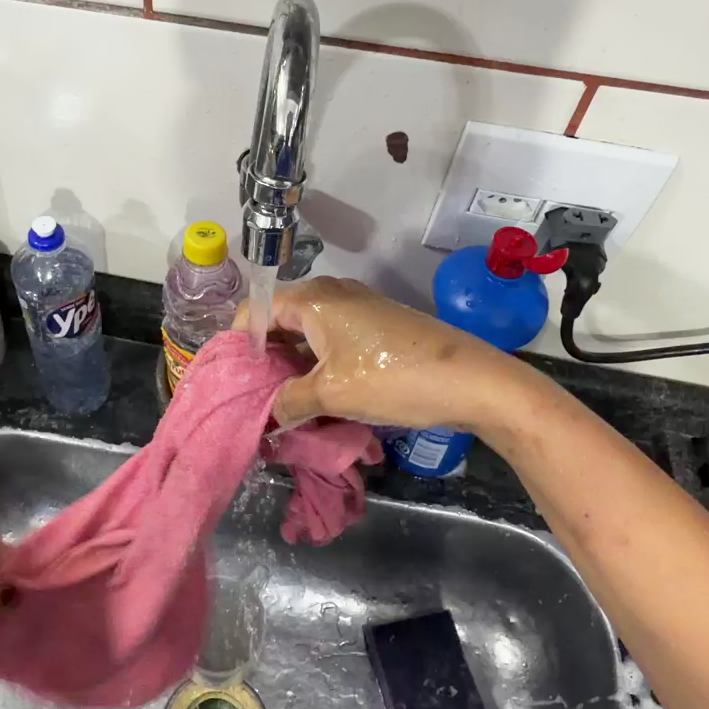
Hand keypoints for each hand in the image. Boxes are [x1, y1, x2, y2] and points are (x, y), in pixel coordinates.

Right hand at [236, 276, 541, 434]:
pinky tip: (321, 394)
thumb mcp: (332, 395)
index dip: (240, 345)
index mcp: (313, 299)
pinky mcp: (377, 323)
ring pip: (308, 332)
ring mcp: (358, 305)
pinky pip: (332, 337)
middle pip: (281, 320)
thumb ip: (289, 402)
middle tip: (257, 398)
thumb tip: (268, 416)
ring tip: (285, 403)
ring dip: (294, 365)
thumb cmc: (393, 379)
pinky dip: (319, 362)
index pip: (255, 311)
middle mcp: (332, 292)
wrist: (472, 379)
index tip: (237, 383)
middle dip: (267, 359)